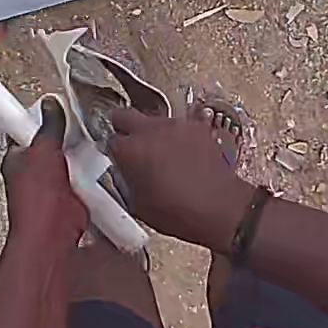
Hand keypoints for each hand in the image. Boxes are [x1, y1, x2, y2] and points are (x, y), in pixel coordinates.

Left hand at [1, 98, 85, 247]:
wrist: (54, 231)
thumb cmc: (35, 199)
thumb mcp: (43, 150)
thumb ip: (49, 126)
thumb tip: (50, 105)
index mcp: (18, 157)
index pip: (25, 129)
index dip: (38, 118)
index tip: (52, 107)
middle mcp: (36, 169)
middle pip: (54, 141)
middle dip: (67, 135)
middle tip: (76, 127)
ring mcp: (56, 180)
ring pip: (72, 156)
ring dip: (81, 153)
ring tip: (87, 147)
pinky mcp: (74, 190)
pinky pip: (86, 172)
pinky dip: (92, 169)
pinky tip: (96, 165)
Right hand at [107, 108, 256, 248]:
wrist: (219, 205)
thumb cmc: (175, 212)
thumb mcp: (136, 204)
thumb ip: (123, 180)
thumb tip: (122, 170)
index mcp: (131, 149)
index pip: (108, 140)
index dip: (110, 151)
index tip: (115, 160)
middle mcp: (150, 129)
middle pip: (124, 116)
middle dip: (122, 128)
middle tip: (128, 146)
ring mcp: (175, 123)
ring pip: (152, 120)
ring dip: (150, 133)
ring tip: (160, 155)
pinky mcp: (196, 125)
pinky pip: (177, 126)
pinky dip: (174, 136)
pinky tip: (181, 154)